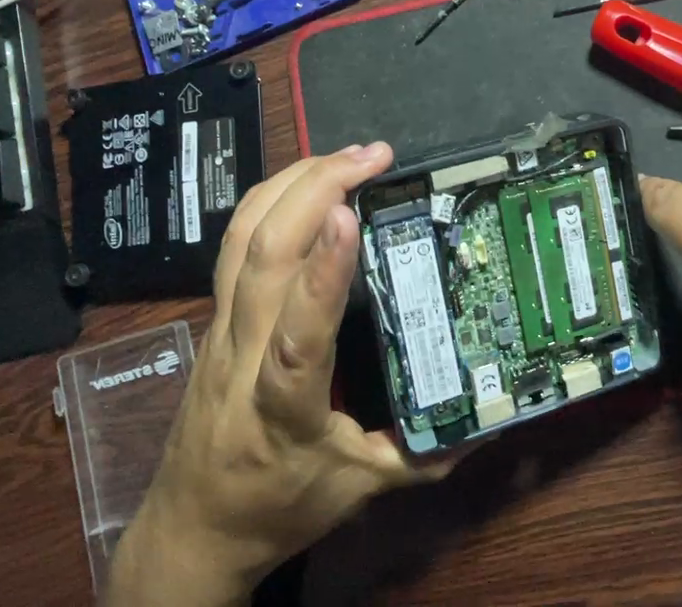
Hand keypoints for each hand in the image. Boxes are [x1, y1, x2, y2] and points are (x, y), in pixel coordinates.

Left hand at [107, 144, 454, 606]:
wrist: (191, 527)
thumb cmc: (277, 506)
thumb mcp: (360, 490)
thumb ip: (423, 455)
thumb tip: (490, 420)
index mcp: (281, 409)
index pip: (296, 336)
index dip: (321, 274)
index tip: (348, 216)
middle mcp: (242, 356)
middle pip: (261, 259)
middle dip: (314, 190)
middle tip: (375, 155)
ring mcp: (221, 329)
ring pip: (241, 239)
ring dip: (292, 183)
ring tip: (348, 154)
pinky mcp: (215, 315)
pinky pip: (234, 243)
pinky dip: (271, 198)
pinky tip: (307, 179)